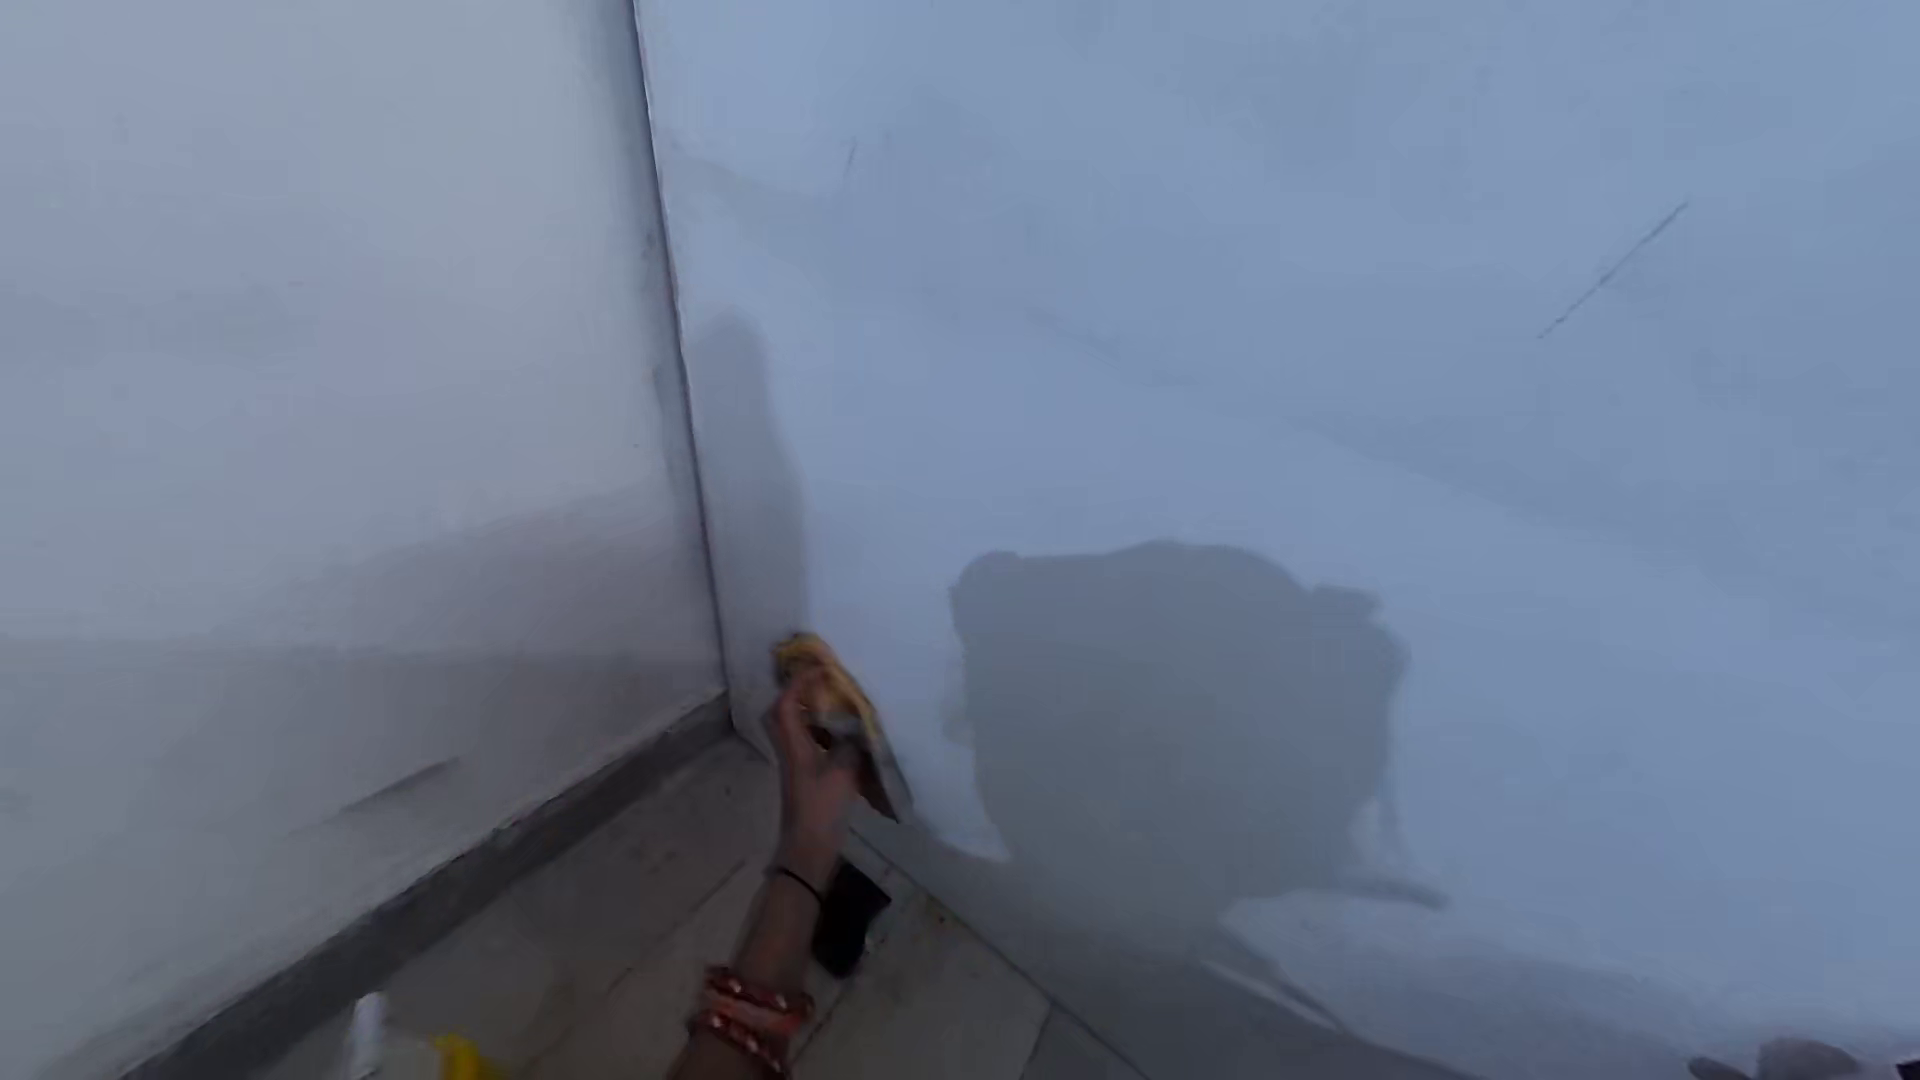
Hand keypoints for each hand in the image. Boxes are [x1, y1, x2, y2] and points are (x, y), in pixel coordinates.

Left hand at [765, 673, 858, 887]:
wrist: (808, 850)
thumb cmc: (821, 808)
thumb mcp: (842, 771)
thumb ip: (849, 743)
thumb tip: (858, 723)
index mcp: (794, 745)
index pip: (786, 704)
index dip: (799, 682)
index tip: (820, 668)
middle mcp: (790, 750)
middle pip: (782, 713)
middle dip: (798, 692)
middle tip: (822, 681)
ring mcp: (796, 764)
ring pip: (795, 728)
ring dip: (810, 710)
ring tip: (835, 700)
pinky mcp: (805, 775)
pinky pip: (809, 741)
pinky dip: (821, 730)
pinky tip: (843, 733)